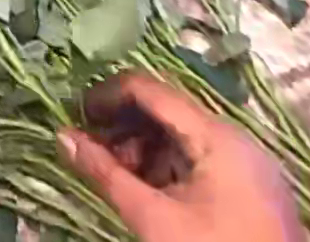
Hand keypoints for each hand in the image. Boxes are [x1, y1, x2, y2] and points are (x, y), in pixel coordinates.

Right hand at [58, 74, 305, 241]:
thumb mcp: (155, 220)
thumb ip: (106, 173)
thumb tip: (61, 136)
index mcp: (217, 135)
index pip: (149, 89)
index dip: (107, 96)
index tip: (75, 114)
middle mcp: (234, 138)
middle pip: (164, 110)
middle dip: (122, 125)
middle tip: (90, 146)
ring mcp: (245, 165)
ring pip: (178, 135)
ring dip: (139, 147)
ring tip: (113, 172)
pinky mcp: (249, 190)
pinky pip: (196, 159)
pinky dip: (163, 166)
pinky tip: (142, 187)